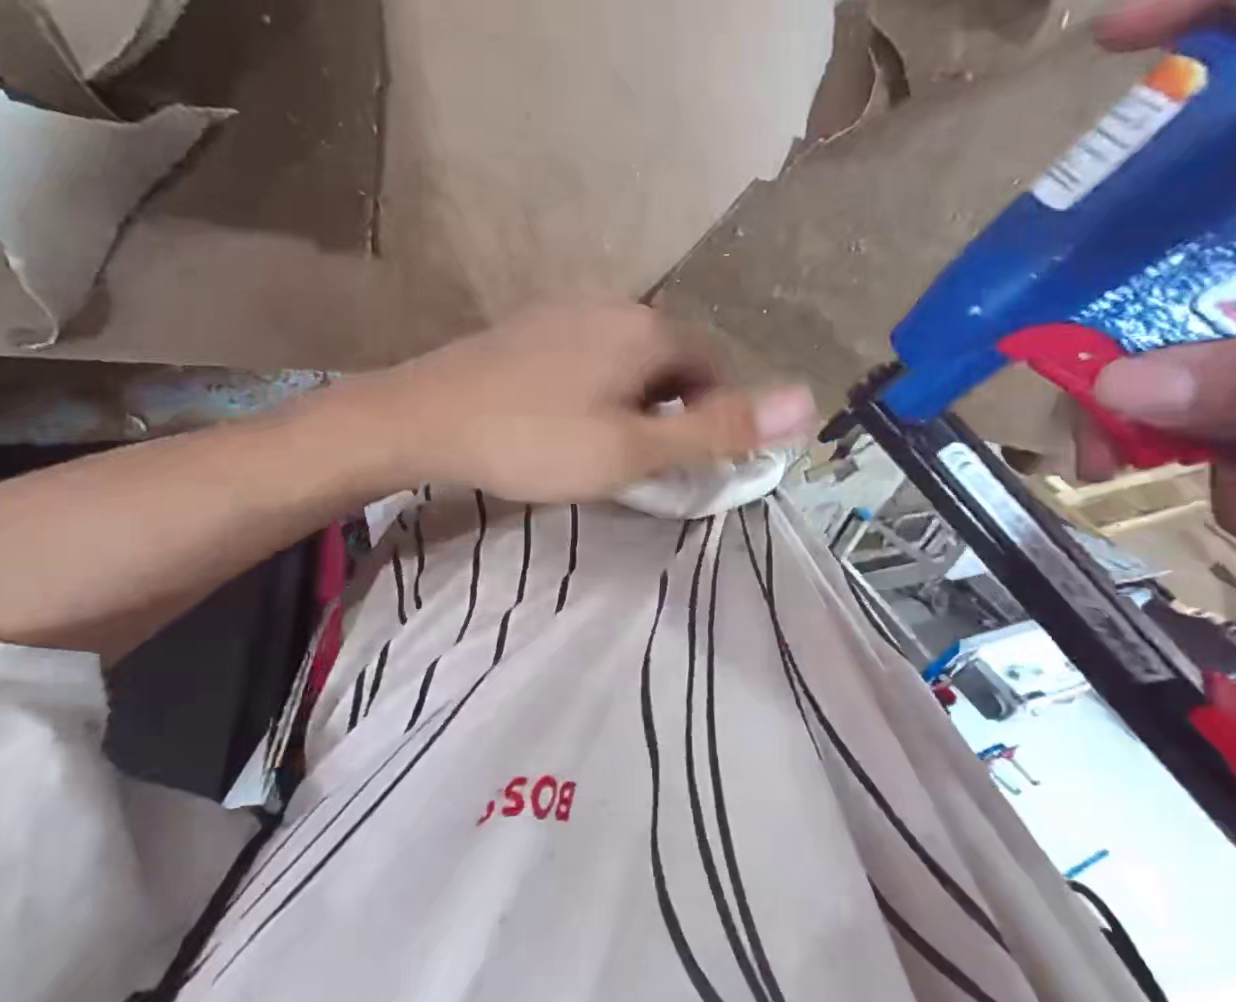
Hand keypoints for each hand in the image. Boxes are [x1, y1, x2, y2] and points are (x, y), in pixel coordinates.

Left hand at [328, 301, 816, 504]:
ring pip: (623, 361)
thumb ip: (715, 429)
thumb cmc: (533, 441)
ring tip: (590, 447)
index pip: (713, 368)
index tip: (672, 463)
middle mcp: (613, 304)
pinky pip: (581, 357)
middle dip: (665, 411)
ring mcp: (564, 310)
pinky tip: (552, 421)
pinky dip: (586, 389)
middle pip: (668, 362)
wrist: (426, 417)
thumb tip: (809, 400)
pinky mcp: (526, 326)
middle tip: (628, 462)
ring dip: (626, 402)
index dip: (706, 419)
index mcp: (649, 328)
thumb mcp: (631, 449)